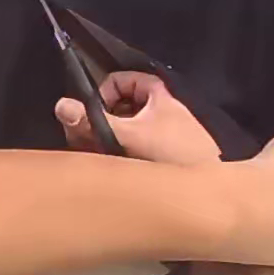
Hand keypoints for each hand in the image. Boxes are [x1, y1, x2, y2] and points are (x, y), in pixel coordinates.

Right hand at [55, 71, 220, 165]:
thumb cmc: (171, 155)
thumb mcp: (126, 135)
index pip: (121, 79)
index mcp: (159, 95)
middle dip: (98, 119)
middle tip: (85, 138)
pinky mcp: (166, 154)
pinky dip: (118, 152)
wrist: (213, 195)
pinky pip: (132, 145)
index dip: (102, 92)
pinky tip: (110, 168)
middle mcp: (163, 110)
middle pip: (119, 105)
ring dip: (105, 138)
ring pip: (124, 126)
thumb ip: (91, 122)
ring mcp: (165, 133)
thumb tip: (60, 105)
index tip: (92, 112)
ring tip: (96, 155)